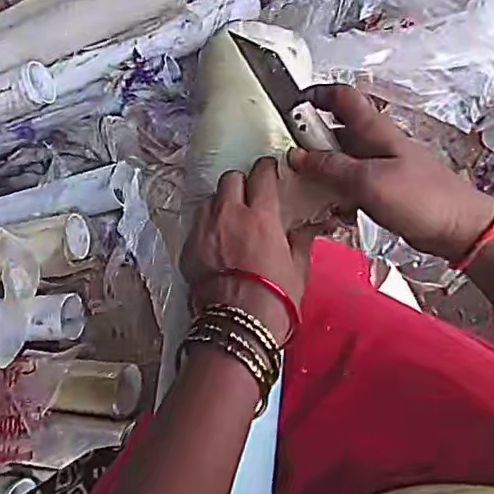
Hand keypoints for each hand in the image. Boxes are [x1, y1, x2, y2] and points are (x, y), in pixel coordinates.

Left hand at [182, 157, 309, 338]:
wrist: (237, 323)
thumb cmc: (274, 298)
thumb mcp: (298, 267)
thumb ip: (300, 240)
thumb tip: (306, 227)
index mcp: (261, 215)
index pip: (261, 173)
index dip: (266, 169)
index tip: (269, 172)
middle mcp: (229, 215)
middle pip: (230, 179)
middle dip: (240, 183)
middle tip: (249, 197)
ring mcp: (204, 229)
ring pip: (211, 200)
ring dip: (221, 204)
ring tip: (230, 221)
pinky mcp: (188, 247)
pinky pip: (197, 225)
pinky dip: (207, 227)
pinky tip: (216, 243)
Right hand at [287, 85, 493, 259]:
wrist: (458, 228)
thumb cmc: (419, 198)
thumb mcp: (367, 181)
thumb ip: (330, 167)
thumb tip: (297, 156)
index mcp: (374, 130)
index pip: (342, 97)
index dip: (316, 95)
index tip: (292, 108)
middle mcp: (374, 143)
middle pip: (335, 132)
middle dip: (311, 143)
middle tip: (293, 163)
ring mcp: (379, 166)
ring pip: (340, 162)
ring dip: (323, 174)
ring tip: (311, 192)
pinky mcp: (381, 189)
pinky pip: (350, 185)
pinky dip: (338, 194)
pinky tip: (334, 212)